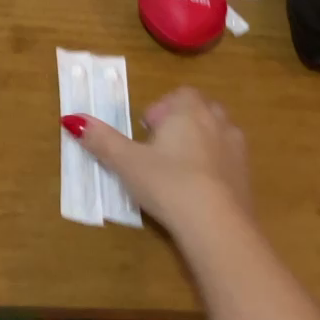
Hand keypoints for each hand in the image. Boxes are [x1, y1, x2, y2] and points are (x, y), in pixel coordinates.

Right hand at [63, 86, 251, 237]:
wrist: (216, 225)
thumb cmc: (168, 183)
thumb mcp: (127, 163)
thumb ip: (102, 140)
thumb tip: (71, 120)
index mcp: (190, 111)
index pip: (181, 94)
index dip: (163, 108)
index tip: (147, 132)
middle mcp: (219, 122)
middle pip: (201, 111)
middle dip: (182, 124)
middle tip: (160, 150)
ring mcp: (238, 150)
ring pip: (218, 135)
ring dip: (201, 144)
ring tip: (178, 171)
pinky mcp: (247, 177)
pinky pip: (229, 162)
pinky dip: (215, 168)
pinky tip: (198, 192)